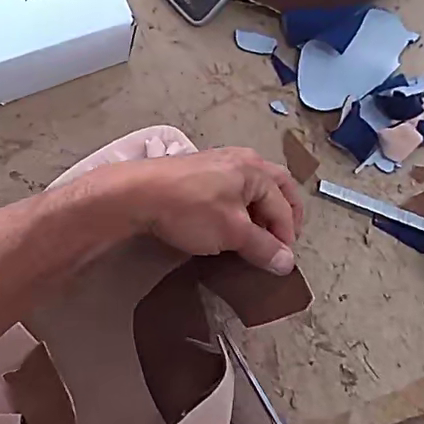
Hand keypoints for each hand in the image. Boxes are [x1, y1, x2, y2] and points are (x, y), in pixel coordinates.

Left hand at [78, 147, 304, 274]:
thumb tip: (287, 263)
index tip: (282, 263)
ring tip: (259, 234)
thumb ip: (263, 247)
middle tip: (285, 240)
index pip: (283, 207)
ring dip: (263, 209)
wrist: (136, 194)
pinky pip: (234, 187)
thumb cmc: (190, 209)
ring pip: (255, 186)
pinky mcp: (199, 171)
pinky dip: (243, 205)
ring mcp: (220, 162)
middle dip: (285, 214)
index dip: (287, 237)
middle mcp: (243, 160)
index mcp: (256, 170)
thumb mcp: (233, 233)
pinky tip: (232, 222)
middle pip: (277, 187)